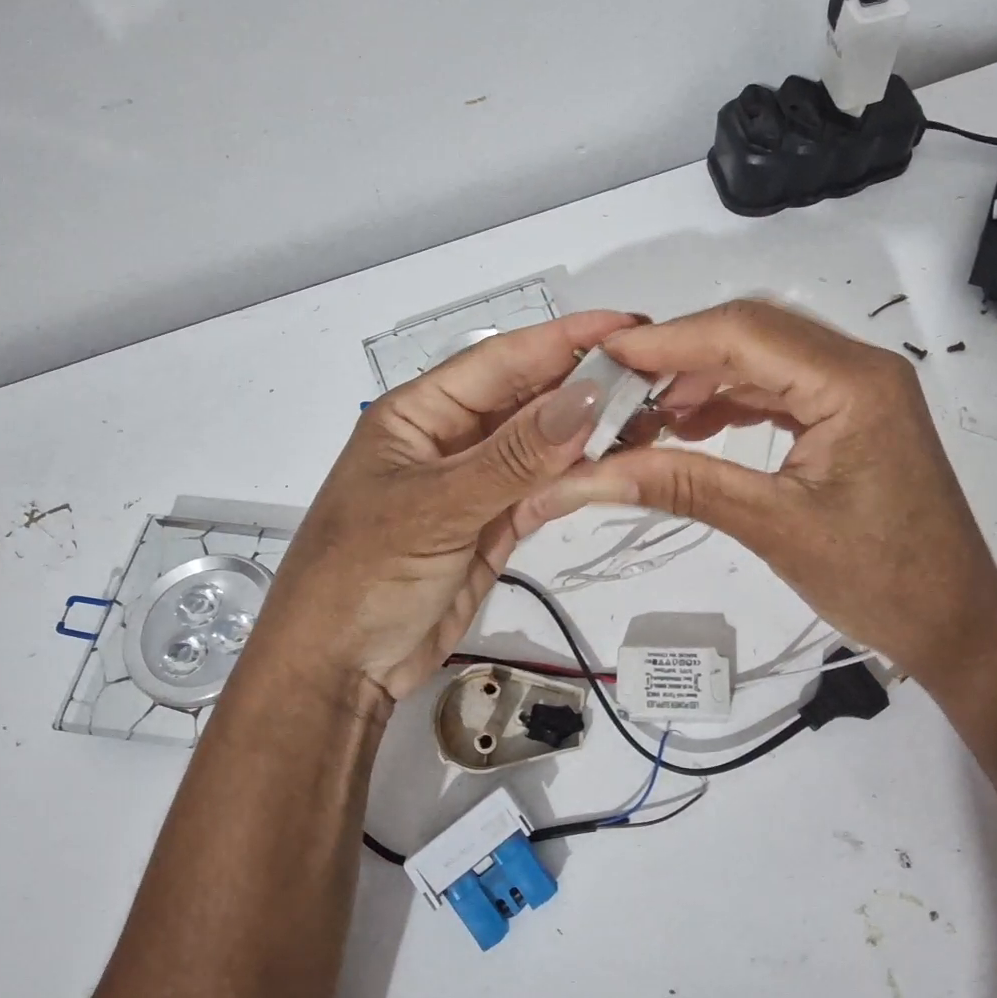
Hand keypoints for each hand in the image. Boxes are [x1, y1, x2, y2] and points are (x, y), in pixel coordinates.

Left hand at [252, 311, 639, 701]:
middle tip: (658, 376)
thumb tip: (588, 397)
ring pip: (542, 446)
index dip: (565, 340)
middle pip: (528, 399)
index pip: (502, 360)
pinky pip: (543, 491)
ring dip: (591, 433)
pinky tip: (619, 466)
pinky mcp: (493, 525)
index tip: (630, 327)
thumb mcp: (436, 508)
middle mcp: (450, 438)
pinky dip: (577, 481)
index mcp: (420, 413)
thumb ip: (514, 456)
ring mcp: (475, 483)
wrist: (337, 669)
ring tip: (654, 418)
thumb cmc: (364, 575)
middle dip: (587, 384)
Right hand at [527, 300, 996, 681]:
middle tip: (618, 389)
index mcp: (854, 384)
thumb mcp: (775, 529)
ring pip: (766, 360)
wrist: (955, 622)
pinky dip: (735, 402)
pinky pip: (783, 390)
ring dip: (705, 380)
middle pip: (754, 335)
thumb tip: (593, 474)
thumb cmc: (880, 581)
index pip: (745, 333)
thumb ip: (685, 485)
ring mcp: (861, 390)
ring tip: (647, 415)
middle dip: (682, 358)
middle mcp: (861, 369)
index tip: (606, 358)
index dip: (669, 341)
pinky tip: (693, 427)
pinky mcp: (854, 416)